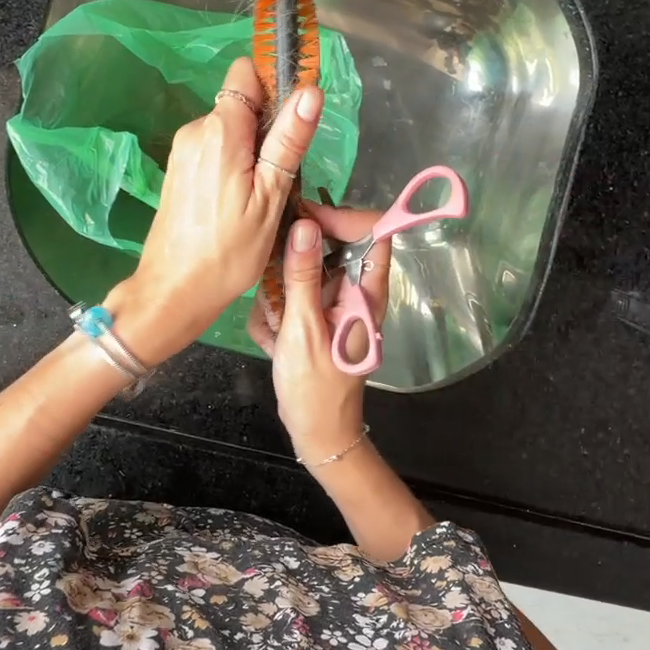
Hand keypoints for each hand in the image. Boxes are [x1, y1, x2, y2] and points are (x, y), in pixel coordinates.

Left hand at [106, 57, 321, 364]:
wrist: (173, 291)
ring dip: (251, 152)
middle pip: (241, 104)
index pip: (247, 73)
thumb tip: (310, 91)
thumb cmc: (228, 252)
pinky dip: (233, 166)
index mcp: (219, 130)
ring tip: (261, 197)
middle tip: (280, 177)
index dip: (274, 87)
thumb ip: (288, 142)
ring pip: (230, 130)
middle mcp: (196, 130)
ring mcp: (184, 150)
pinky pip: (215, 151)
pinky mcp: (179, 170)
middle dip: (267, 128)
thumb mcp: (269, 198)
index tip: (292, 123)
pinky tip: (239, 203)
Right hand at [248, 202, 389, 461]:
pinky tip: (275, 344)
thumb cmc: (316, 386)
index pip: (373, 232)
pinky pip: (289, 299)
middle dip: (291, 270)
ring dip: (279, 300)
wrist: (317, 433)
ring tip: (277, 333)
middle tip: (276, 298)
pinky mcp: (314, 317)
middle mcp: (353, 292)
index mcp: (365, 292)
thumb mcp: (304, 328)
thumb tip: (305, 225)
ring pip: (299, 274)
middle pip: (326, 249)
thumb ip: (303, 276)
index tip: (303, 218)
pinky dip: (277, 318)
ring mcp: (332, 305)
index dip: (342, 217)